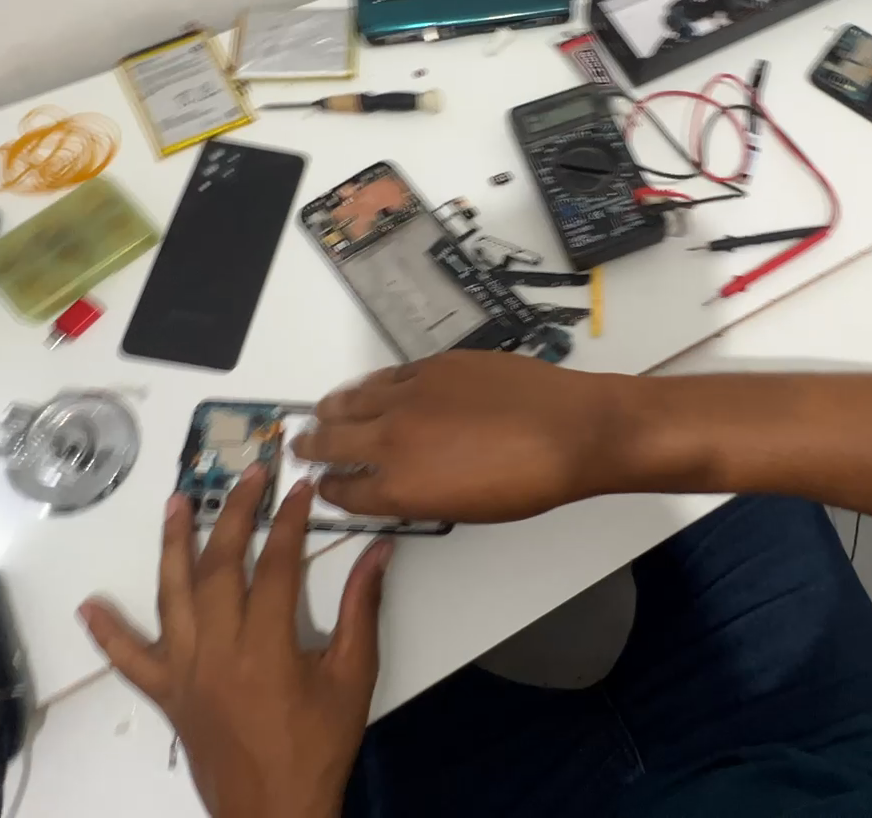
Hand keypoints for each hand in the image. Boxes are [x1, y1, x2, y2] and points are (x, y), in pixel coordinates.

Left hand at [78, 466, 391, 817]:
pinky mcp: (168, 695)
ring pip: (171, 597)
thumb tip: (380, 550)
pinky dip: (108, 633)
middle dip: (235, 514)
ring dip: (172, 546)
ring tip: (176, 502)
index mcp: (267, 647)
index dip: (291, 521)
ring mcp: (185, 673)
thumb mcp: (355, 673)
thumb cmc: (320, 743)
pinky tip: (89, 607)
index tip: (301, 488)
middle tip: (248, 475)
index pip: (277, 564)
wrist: (274, 814)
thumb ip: (363, 606)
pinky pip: (131, 661)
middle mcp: (217, 652)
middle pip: (220, 567)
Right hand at [298, 352, 641, 523]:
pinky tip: (374, 386)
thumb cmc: (529, 482)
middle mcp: (394, 438)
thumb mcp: (466, 507)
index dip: (331, 488)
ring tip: (325, 411)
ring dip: (335, 408)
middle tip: (301, 445)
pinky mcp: (436, 363)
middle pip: (333, 440)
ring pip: (354, 398)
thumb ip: (420, 495)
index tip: (324, 483)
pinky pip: (391, 374)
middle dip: (312, 445)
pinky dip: (375, 384)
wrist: (570, 429)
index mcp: (400, 487)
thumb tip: (398, 483)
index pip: (345, 491)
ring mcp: (413, 394)